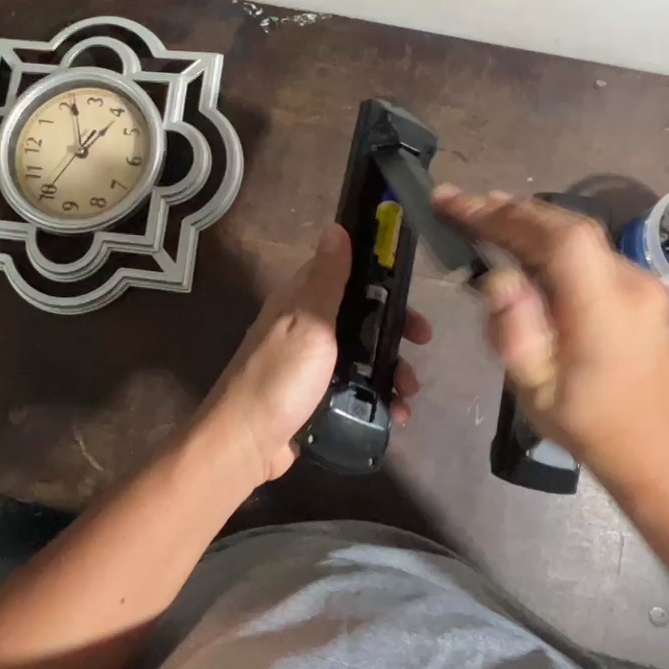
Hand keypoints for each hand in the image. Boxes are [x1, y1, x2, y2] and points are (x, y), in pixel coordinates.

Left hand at [195, 223, 429, 485]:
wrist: (247, 442)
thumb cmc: (280, 376)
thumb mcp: (308, 321)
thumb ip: (326, 278)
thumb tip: (335, 227)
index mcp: (301, 300)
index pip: (346, 274)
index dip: (380, 278)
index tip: (411, 292)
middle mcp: (306, 326)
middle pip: (362, 316)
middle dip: (395, 329)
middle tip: (421, 343)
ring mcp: (311, 363)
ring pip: (364, 355)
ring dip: (392, 368)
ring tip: (409, 391)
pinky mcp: (317, 396)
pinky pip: (357, 388)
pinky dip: (379, 397)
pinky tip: (396, 413)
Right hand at [434, 186, 668, 489]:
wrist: (652, 444)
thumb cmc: (584, 421)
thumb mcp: (535, 389)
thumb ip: (514, 332)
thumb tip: (495, 279)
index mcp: (603, 311)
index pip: (558, 241)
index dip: (504, 217)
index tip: (456, 205)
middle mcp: (629, 284)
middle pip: (566, 227)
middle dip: (507, 211)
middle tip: (457, 202)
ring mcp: (639, 281)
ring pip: (576, 232)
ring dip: (525, 219)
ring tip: (479, 211)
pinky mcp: (635, 284)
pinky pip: (585, 247)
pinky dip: (545, 235)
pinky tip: (518, 236)